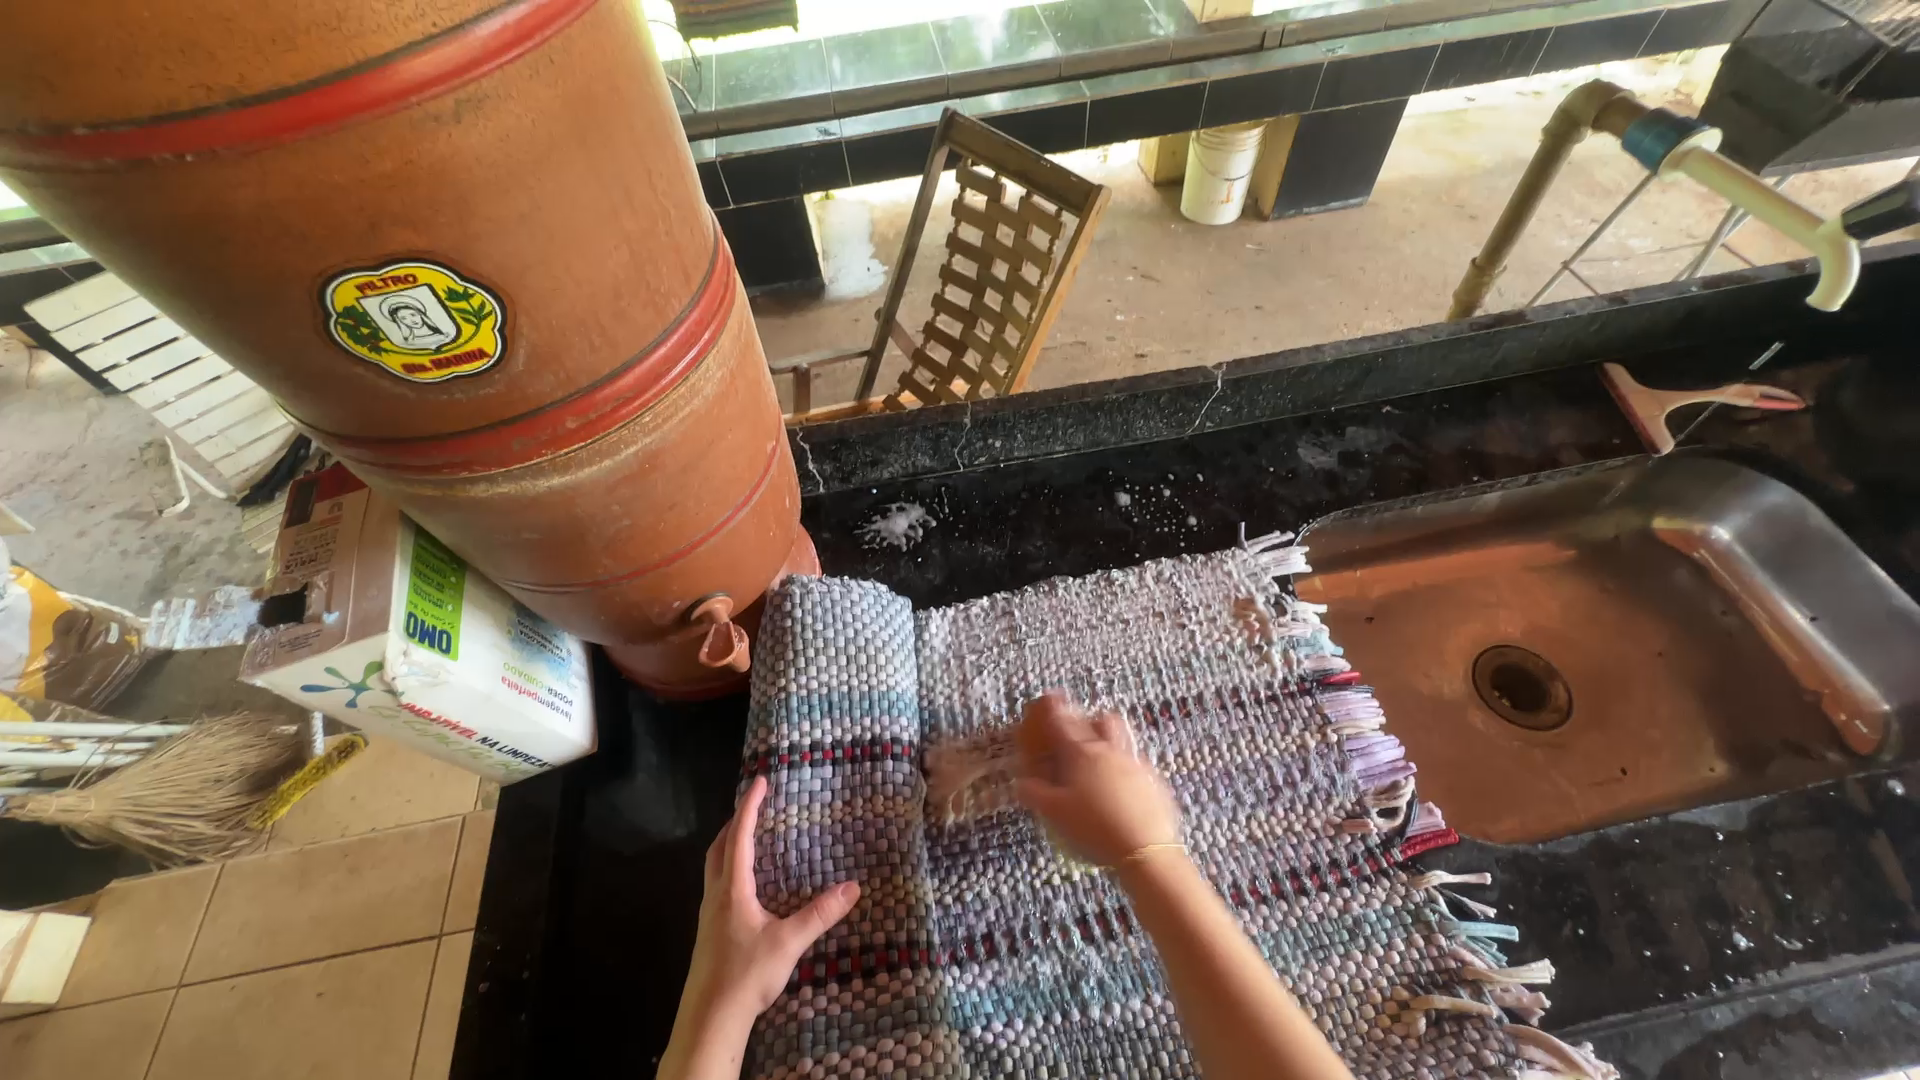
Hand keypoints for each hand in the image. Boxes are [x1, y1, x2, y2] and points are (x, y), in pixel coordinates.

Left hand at [681, 775, 861, 1023]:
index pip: (739, 836)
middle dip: (734, 823)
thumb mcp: (788, 942)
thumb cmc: (745, 975)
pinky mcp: (709, 935)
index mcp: (732, 889)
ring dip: (728, 846)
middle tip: (752, 806)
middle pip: (718, 848)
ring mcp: (708, 916)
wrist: (709, 1020)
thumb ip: (820, 914)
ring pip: (714, 868)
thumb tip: (853, 887)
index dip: (749, 806)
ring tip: (747, 839)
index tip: (759, 781)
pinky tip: (746, 887)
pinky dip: (729, 870)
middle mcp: (716, 896)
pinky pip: (717, 887)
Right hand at [1013, 691, 1181, 866]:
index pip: (1063, 722)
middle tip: (1080, 728)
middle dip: (1088, 718)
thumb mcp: (1055, 814)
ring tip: (1102, 751)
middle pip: (1101, 720)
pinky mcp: (1155, 781)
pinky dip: (1128, 765)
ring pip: (1123, 737)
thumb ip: (1035, 793)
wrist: (1146, 851)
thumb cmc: (1093, 828)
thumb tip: (1021, 781)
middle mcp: (1110, 751)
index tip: (1048, 698)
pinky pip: (1139, 762)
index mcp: (1081, 754)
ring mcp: (1136, 764)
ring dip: (1111, 737)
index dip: (1054, 708)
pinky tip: (1123, 783)